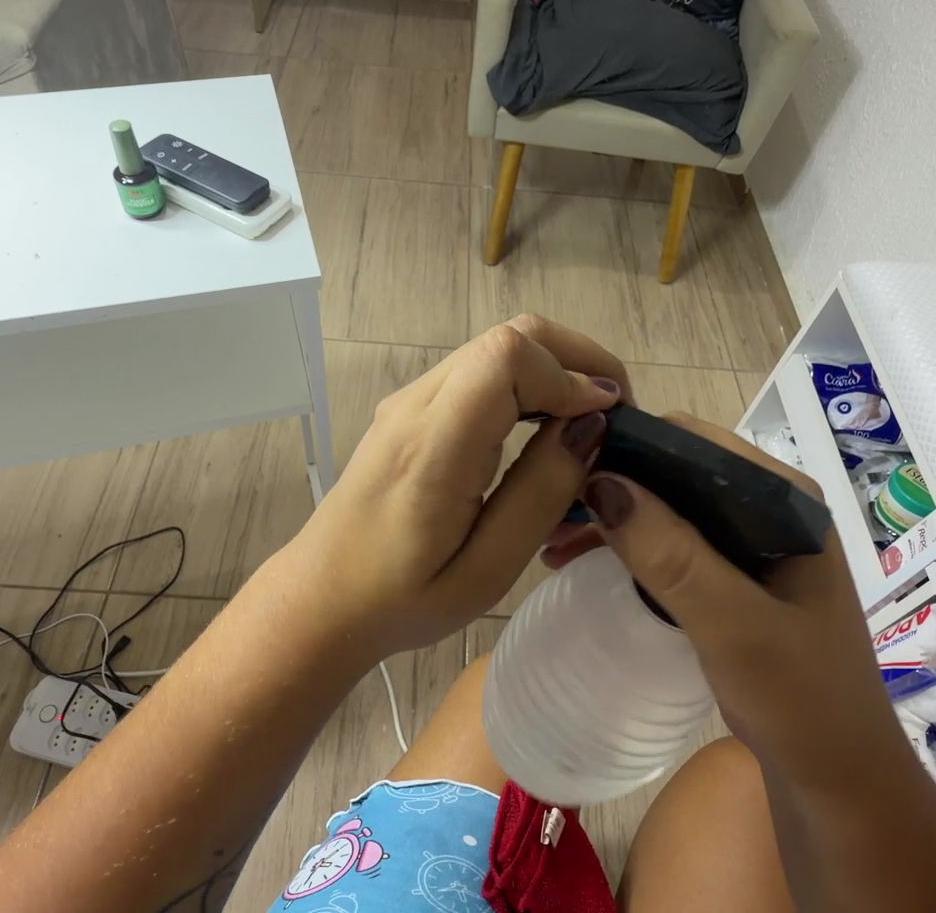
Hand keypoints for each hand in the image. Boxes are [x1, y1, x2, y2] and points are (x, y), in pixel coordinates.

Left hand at [279, 316, 628, 659]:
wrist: (323, 596)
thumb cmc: (401, 599)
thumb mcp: (486, 570)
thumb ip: (540, 493)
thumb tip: (589, 425)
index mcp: (433, 446)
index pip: (507, 356)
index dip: (571, 372)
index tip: (608, 418)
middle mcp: (417, 405)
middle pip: (508, 336)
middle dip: (576, 359)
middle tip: (613, 415)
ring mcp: (409, 401)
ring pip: (495, 348)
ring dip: (552, 370)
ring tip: (586, 425)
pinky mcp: (410, 410)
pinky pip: (478, 373)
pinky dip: (525, 383)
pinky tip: (543, 429)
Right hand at [575, 414, 908, 784]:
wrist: (837, 777)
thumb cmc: (800, 698)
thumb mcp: (732, 624)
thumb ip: (672, 554)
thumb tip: (601, 483)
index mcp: (785, 500)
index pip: (695, 442)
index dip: (631, 445)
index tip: (569, 465)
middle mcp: (767, 507)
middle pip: (675, 470)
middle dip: (612, 482)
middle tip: (550, 506)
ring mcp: (749, 542)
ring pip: (666, 505)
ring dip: (612, 515)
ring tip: (552, 538)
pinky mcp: (731, 574)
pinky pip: (668, 542)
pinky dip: (625, 546)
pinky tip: (578, 561)